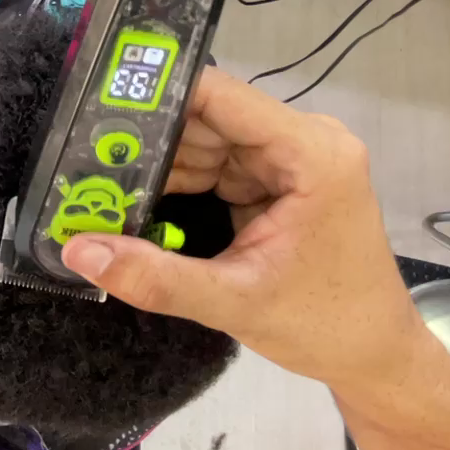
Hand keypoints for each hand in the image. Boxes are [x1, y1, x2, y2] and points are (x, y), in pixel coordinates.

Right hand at [60, 68, 430, 407]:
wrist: (373, 358)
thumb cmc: (325, 326)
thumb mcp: (234, 302)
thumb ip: (154, 276)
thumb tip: (77, 251)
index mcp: (310, 154)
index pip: (219, 95)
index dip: (156, 90)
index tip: (92, 103)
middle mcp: (298, 142)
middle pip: (201, 116)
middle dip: (140, 136)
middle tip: (76, 153)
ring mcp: (283, 159)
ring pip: (196, 140)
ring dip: (147, 162)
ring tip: (90, 178)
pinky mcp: (268, 178)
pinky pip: (205, 164)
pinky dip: (167, 182)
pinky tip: (127, 198)